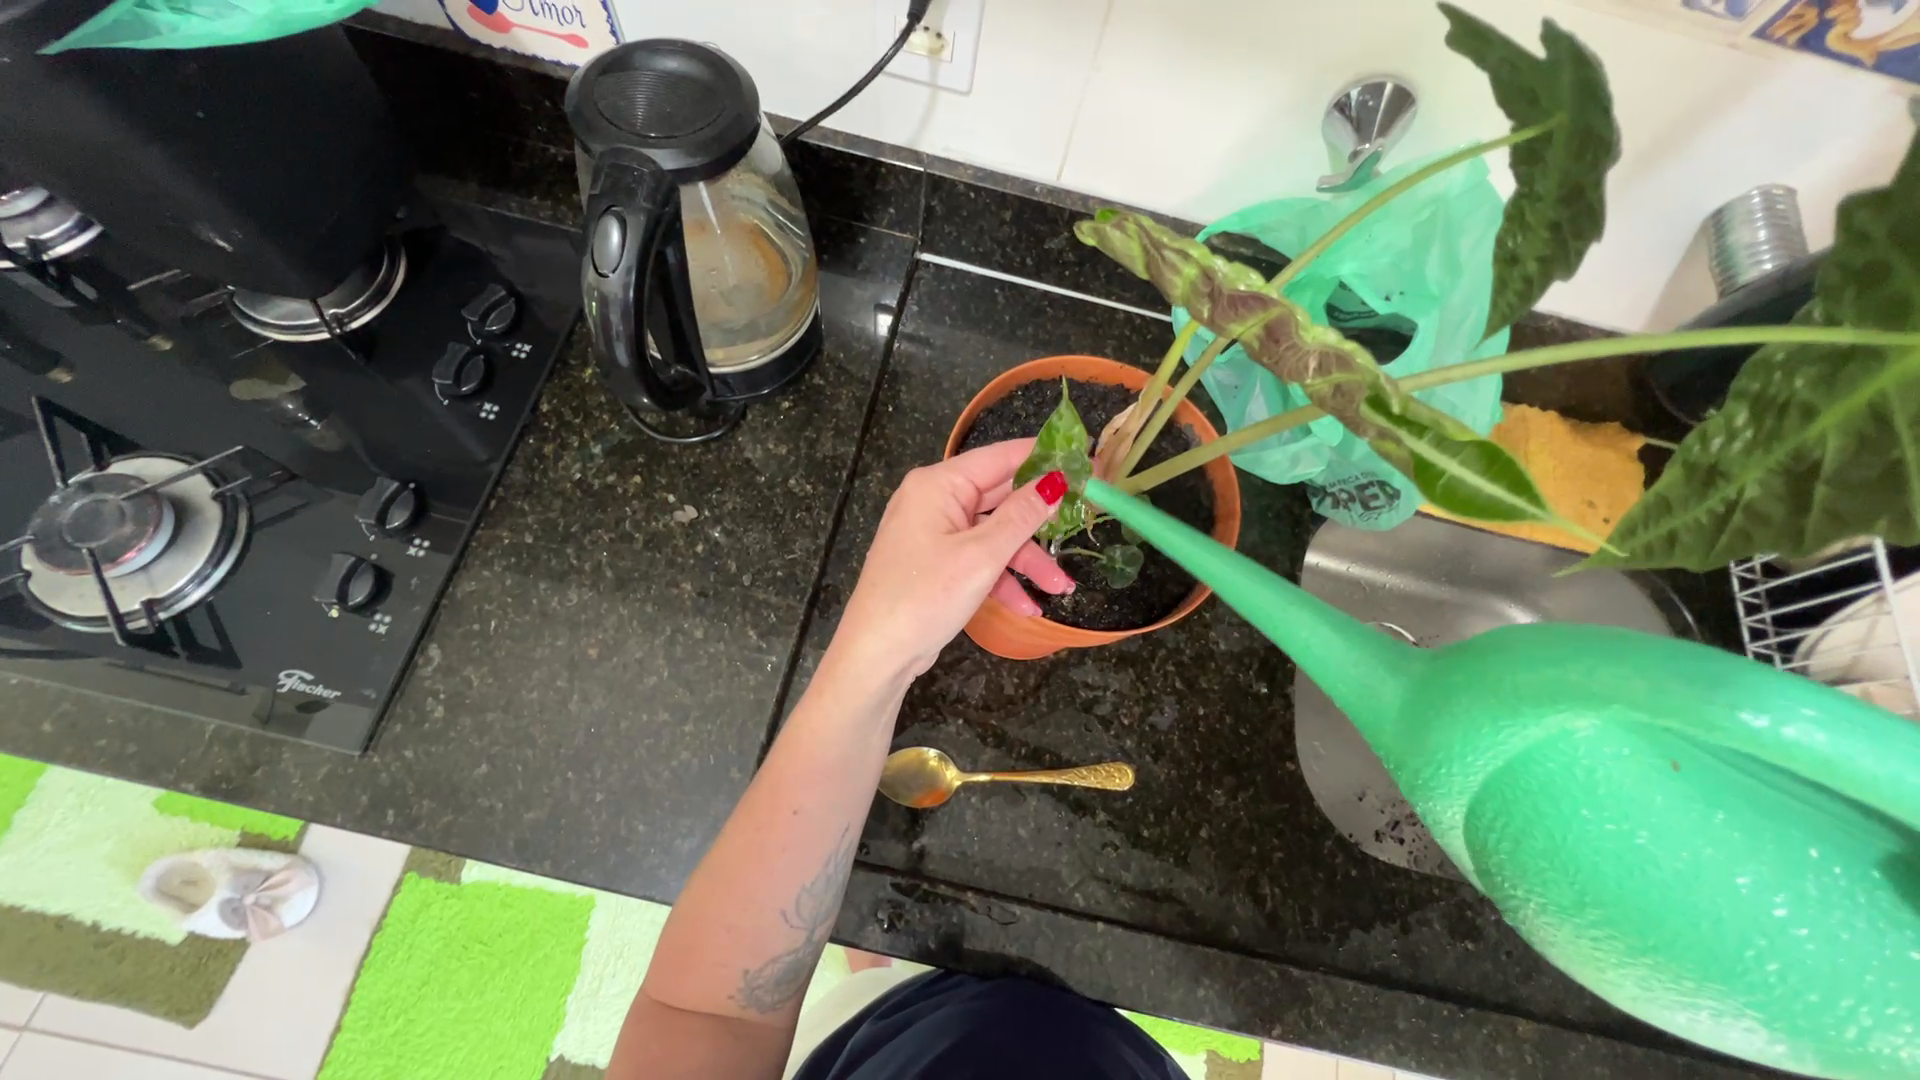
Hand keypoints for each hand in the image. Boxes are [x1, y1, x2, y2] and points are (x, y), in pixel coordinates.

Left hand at [831, 439, 1073, 681]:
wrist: (877, 653)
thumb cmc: (925, 596)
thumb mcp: (981, 556)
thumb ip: (1022, 516)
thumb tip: (1057, 480)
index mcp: (939, 484)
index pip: (1001, 458)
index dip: (1045, 459)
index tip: (1086, 463)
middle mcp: (934, 500)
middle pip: (1000, 498)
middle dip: (1041, 523)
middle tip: (1083, 525)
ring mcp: (933, 533)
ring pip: (993, 535)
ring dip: (1027, 561)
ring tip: (1061, 588)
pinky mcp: (935, 563)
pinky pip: (977, 559)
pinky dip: (1001, 579)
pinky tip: (1028, 607)